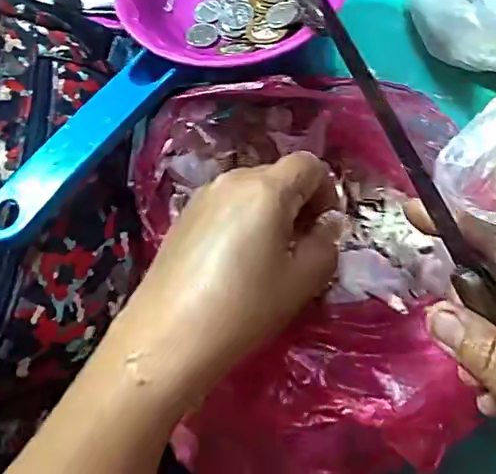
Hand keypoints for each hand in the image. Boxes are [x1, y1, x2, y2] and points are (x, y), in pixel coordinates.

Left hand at [106, 152, 344, 404]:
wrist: (168, 332)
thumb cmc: (243, 306)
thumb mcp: (300, 283)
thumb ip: (325, 246)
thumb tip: (327, 224)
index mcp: (266, 187)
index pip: (308, 163)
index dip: (326, 190)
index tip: (326, 227)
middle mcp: (233, 178)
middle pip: (278, 175)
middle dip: (298, 203)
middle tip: (301, 248)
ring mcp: (205, 193)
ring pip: (250, 190)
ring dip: (269, 212)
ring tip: (268, 258)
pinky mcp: (185, 212)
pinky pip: (226, 204)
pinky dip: (241, 220)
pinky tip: (234, 262)